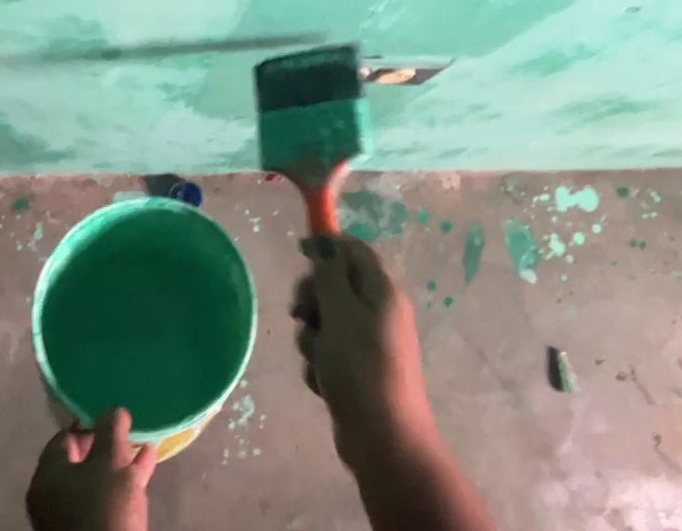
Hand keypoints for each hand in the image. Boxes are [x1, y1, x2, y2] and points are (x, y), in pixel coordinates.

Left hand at [26, 407, 157, 530]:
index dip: (90, 422)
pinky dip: (126, 479)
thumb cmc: (103, 508)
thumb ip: (111, 430)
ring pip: (97, 478)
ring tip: (143, 443)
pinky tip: (147, 464)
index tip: (113, 416)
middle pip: (81, 458)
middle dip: (107, 442)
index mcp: (47, 477)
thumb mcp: (110, 461)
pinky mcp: (91, 528)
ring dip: (121, 459)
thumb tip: (113, 410)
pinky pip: (107, 496)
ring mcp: (70, 516)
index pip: (64, 437)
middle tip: (129, 429)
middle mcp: (54, 496)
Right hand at [291, 235, 435, 467]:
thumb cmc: (360, 368)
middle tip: (300, 314)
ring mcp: (369, 341)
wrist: (382, 437)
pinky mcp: (358, 369)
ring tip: (318, 359)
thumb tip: (326, 245)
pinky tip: (322, 382)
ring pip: (327, 320)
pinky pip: (329, 351)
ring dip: (313, 336)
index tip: (298, 250)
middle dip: (313, 298)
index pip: (355, 250)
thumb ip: (330, 275)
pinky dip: (320, 363)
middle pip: (337, 284)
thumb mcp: (340, 313)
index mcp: (382, 290)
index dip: (327, 245)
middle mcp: (379, 311)